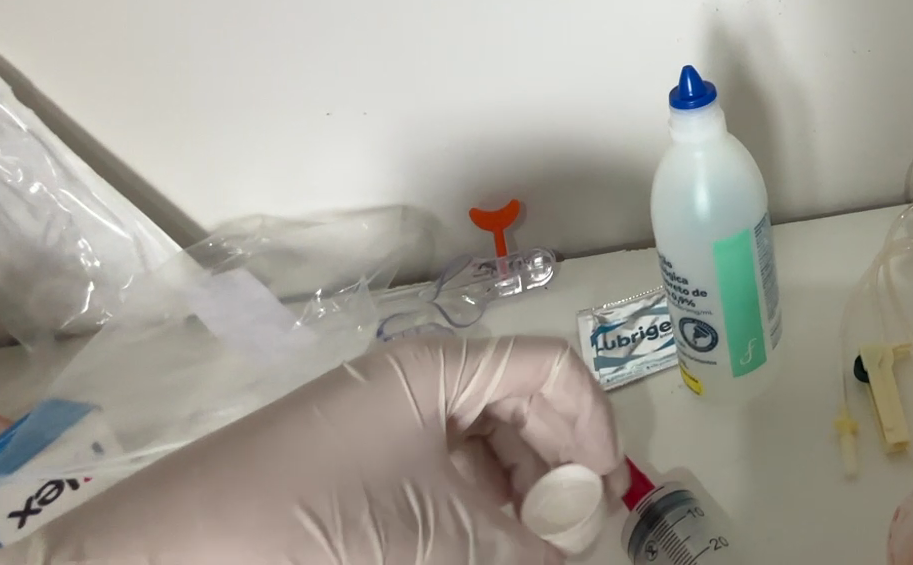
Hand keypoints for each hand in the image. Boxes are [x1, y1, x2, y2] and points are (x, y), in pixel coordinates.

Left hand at [4, 335, 622, 563]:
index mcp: (440, 367)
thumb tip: (574, 562)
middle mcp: (421, 379)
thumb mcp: (424, 541)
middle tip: (579, 526)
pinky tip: (484, 544)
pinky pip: (445, 468)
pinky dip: (476, 504)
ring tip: (536, 543)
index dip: (591, 422)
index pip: (550, 367)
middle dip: (558, 462)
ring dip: (520, 489)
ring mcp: (387, 418)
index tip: (609, 488)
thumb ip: (511, 551)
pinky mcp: (360, 460)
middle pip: (523, 400)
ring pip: (486, 438)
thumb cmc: (302, 528)